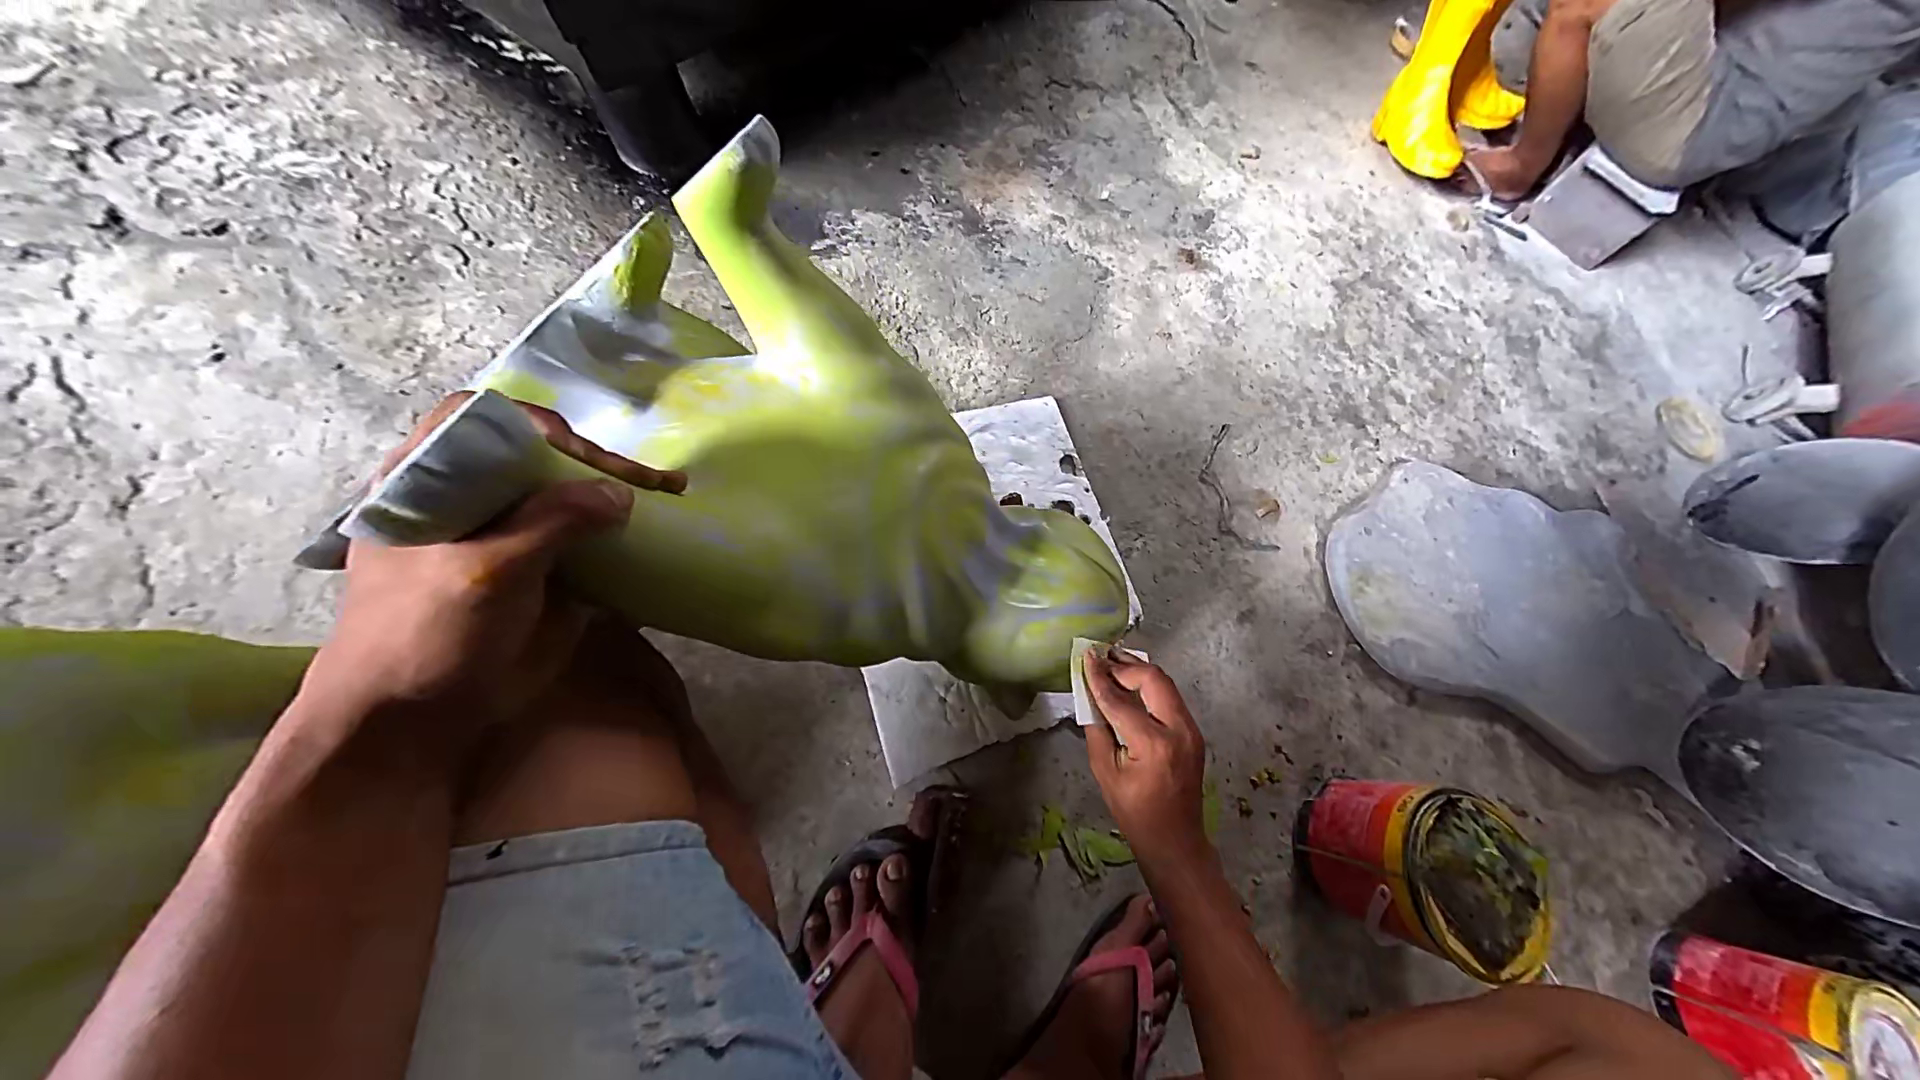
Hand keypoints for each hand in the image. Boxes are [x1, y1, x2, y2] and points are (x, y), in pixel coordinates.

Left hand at [298, 393, 685, 728]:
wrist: (420, 716)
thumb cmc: (428, 633)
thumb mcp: (484, 571)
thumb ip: (550, 523)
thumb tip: (621, 493)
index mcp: (432, 482)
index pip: (482, 421)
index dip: (533, 426)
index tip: (582, 454)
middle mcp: (476, 497)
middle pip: (541, 455)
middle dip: (598, 462)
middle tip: (651, 481)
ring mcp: (517, 533)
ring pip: (573, 493)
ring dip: (622, 490)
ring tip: (670, 491)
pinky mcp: (549, 567)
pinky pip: (592, 537)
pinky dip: (626, 531)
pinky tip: (659, 528)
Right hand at [1082, 650, 1208, 864]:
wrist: (1175, 839)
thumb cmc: (1134, 812)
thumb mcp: (1105, 771)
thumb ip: (1098, 728)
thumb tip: (1090, 694)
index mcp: (1153, 744)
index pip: (1120, 700)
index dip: (1099, 677)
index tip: (1085, 657)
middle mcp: (1179, 730)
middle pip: (1153, 679)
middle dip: (1125, 665)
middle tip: (1101, 657)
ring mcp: (1191, 730)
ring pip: (1165, 684)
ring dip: (1138, 671)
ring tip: (1113, 662)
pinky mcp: (1193, 732)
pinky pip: (1170, 698)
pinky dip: (1149, 686)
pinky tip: (1130, 684)